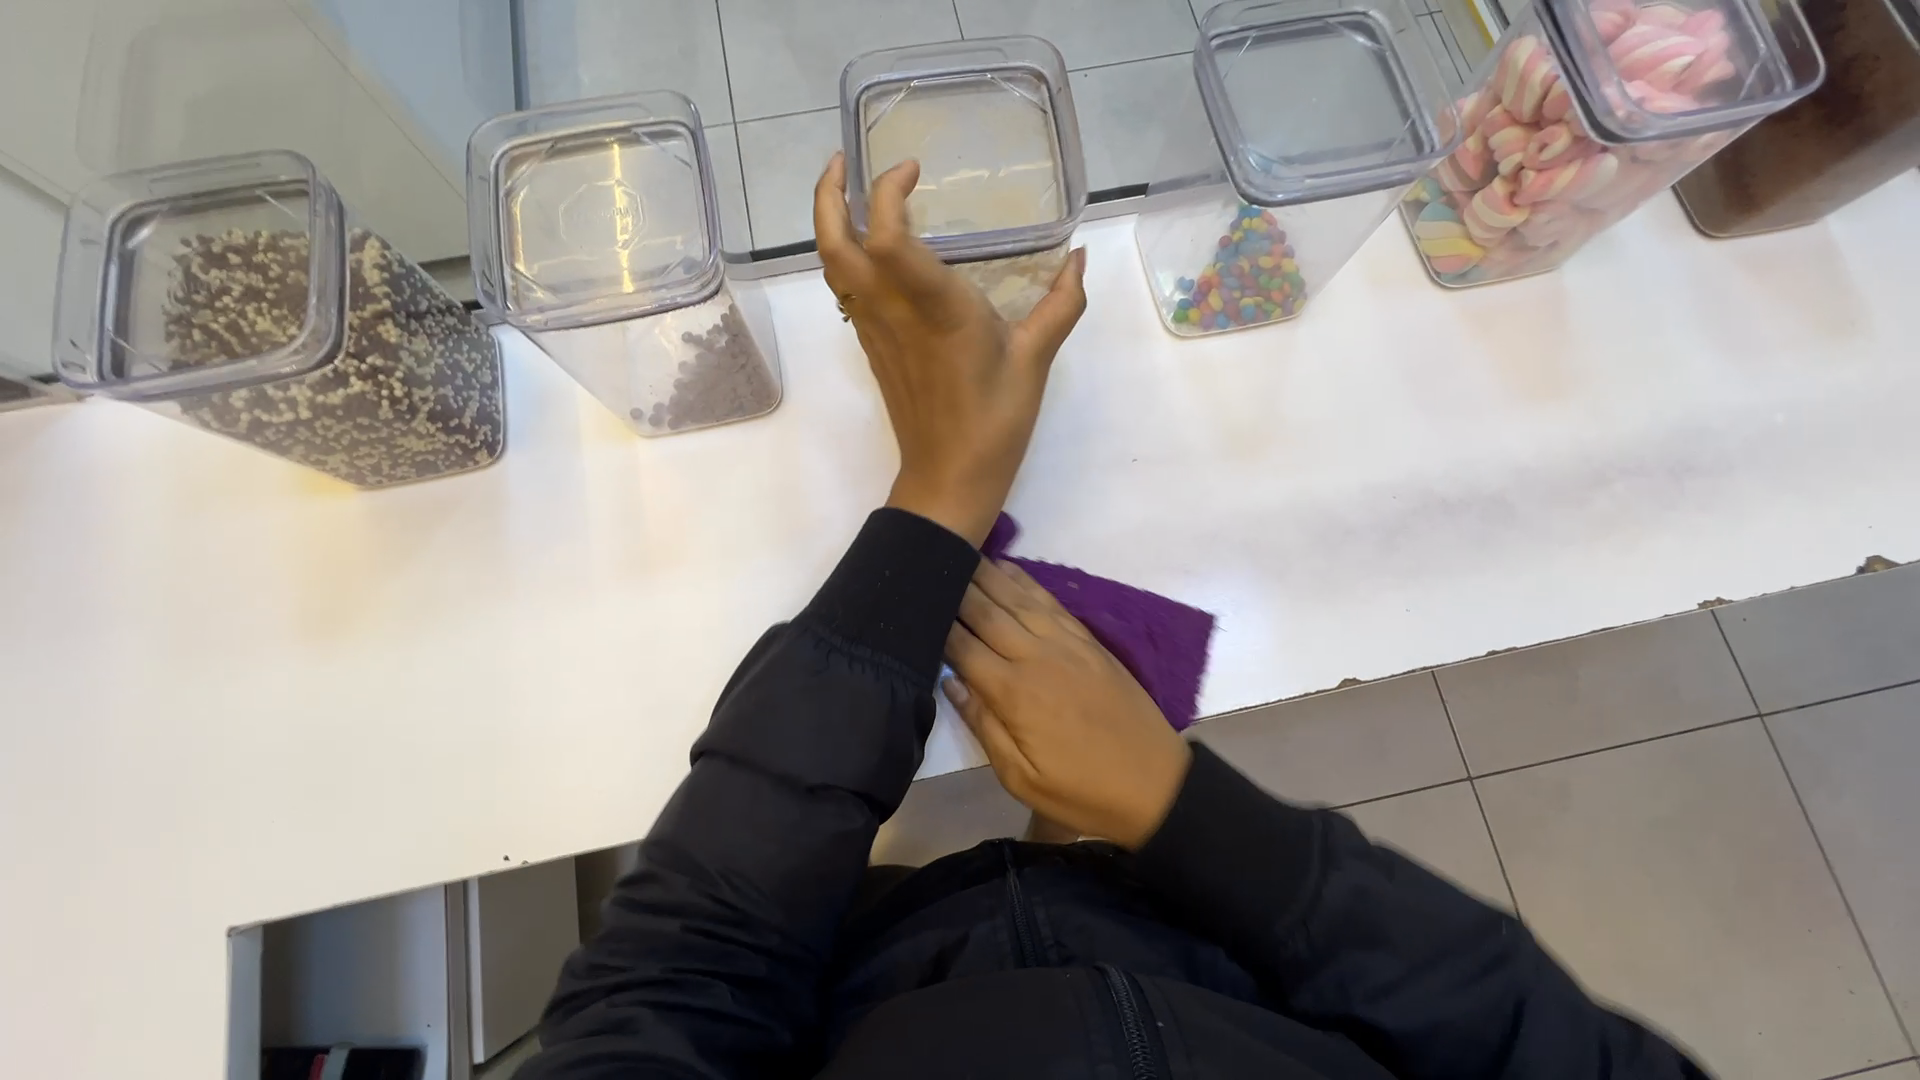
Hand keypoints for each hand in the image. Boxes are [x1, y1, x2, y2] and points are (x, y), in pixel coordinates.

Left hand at [814, 153, 1087, 546]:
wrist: (948, 479)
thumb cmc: (994, 422)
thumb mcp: (1035, 360)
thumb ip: (1061, 303)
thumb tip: (1080, 257)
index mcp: (935, 309)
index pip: (887, 236)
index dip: (886, 191)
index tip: (912, 171)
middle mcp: (893, 312)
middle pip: (834, 244)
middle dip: (828, 194)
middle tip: (843, 160)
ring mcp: (874, 331)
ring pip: (831, 268)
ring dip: (829, 223)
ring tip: (847, 192)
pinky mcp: (871, 347)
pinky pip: (845, 291)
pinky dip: (845, 256)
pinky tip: (872, 250)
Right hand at [943, 558, 1190, 848]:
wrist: (1155, 784)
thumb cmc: (1081, 791)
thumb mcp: (1021, 777)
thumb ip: (984, 725)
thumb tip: (950, 682)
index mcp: (1013, 692)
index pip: (961, 646)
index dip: (935, 624)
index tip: (911, 604)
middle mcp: (1036, 656)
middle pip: (985, 612)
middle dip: (954, 588)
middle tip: (926, 565)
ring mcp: (1065, 643)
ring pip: (1016, 598)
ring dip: (985, 574)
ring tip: (958, 554)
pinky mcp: (1088, 640)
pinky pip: (1049, 601)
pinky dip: (1025, 581)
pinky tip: (1007, 569)